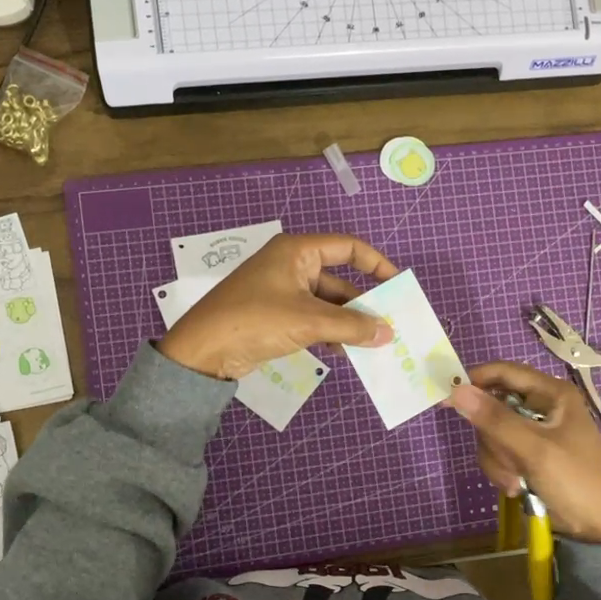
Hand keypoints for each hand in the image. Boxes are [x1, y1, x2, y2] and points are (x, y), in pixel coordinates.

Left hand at [158, 234, 399, 380]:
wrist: (203, 350)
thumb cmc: (256, 321)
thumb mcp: (308, 321)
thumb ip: (351, 326)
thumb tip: (387, 333)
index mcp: (297, 251)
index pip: (348, 247)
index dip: (376, 264)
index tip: (398, 286)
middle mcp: (291, 265)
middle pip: (338, 279)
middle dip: (363, 303)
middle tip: (389, 325)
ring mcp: (282, 291)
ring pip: (326, 303)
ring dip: (347, 322)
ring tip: (372, 344)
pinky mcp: (275, 316)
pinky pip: (312, 319)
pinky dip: (329, 332)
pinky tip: (343, 352)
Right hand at [445, 362, 600, 544]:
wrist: (597, 529)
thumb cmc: (575, 481)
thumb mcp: (534, 450)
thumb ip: (495, 419)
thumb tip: (456, 390)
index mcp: (552, 393)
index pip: (504, 372)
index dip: (475, 381)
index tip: (447, 399)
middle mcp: (542, 406)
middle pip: (493, 406)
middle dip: (493, 438)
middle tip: (507, 460)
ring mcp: (534, 431)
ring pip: (492, 433)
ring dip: (497, 459)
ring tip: (515, 480)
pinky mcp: (528, 453)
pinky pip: (498, 451)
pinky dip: (502, 470)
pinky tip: (516, 486)